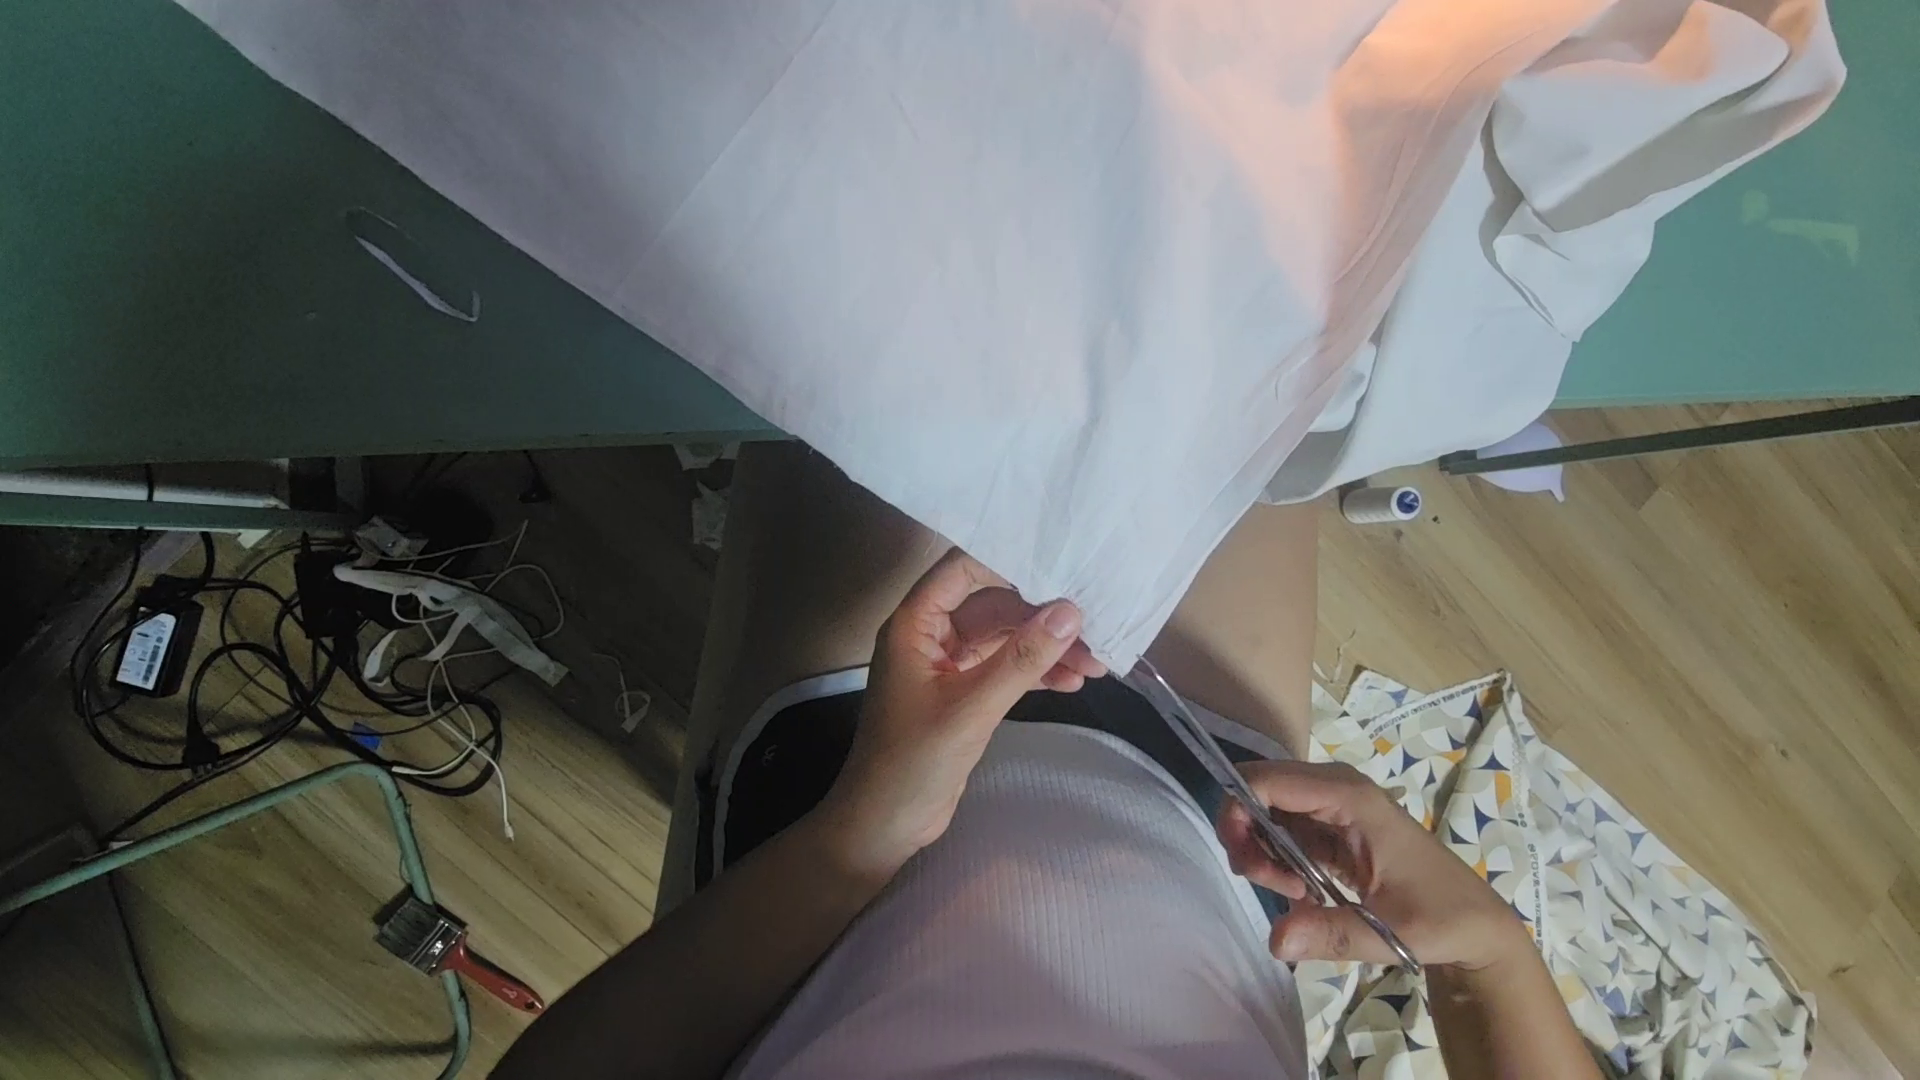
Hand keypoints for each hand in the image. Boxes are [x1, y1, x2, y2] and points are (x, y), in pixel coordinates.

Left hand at [813, 548, 1107, 880]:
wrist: (885, 826)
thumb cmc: (914, 762)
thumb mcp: (972, 708)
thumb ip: (1021, 659)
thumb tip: (1070, 612)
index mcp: (915, 624)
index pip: (962, 570)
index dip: (1008, 563)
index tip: (1060, 568)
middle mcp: (931, 634)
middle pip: (993, 605)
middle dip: (1041, 619)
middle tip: (1093, 631)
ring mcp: (948, 664)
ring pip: (1004, 639)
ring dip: (1045, 648)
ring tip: (1095, 665)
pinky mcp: (963, 693)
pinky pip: (1004, 668)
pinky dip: (1035, 672)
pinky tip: (1070, 682)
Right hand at [1217, 760, 1530, 970]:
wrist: (1477, 926)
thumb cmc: (1441, 921)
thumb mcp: (1391, 933)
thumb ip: (1331, 934)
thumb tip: (1275, 942)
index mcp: (1349, 797)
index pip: (1267, 780)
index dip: (1238, 810)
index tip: (1245, 865)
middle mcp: (1335, 787)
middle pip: (1259, 788)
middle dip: (1245, 833)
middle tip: (1262, 881)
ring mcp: (1330, 802)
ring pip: (1265, 806)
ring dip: (1259, 848)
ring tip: (1292, 893)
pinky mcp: (1328, 822)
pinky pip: (1280, 824)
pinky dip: (1274, 854)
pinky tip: (1299, 889)